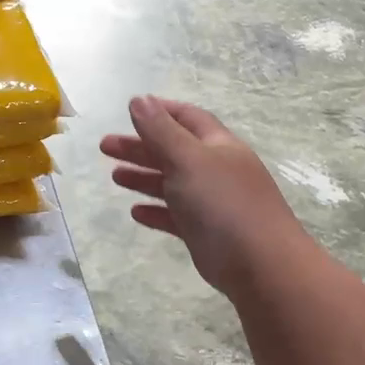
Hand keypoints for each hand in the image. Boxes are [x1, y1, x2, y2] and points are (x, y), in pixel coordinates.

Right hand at [100, 96, 313, 295]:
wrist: (260, 264)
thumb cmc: (222, 203)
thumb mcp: (187, 159)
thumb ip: (160, 130)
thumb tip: (139, 99)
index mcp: (218, 146)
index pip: (188, 118)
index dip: (161, 111)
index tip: (131, 109)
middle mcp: (216, 170)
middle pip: (173, 150)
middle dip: (139, 146)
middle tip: (104, 146)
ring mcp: (211, 202)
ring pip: (172, 183)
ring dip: (143, 177)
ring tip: (114, 177)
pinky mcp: (204, 231)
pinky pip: (174, 215)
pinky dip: (155, 210)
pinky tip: (136, 212)